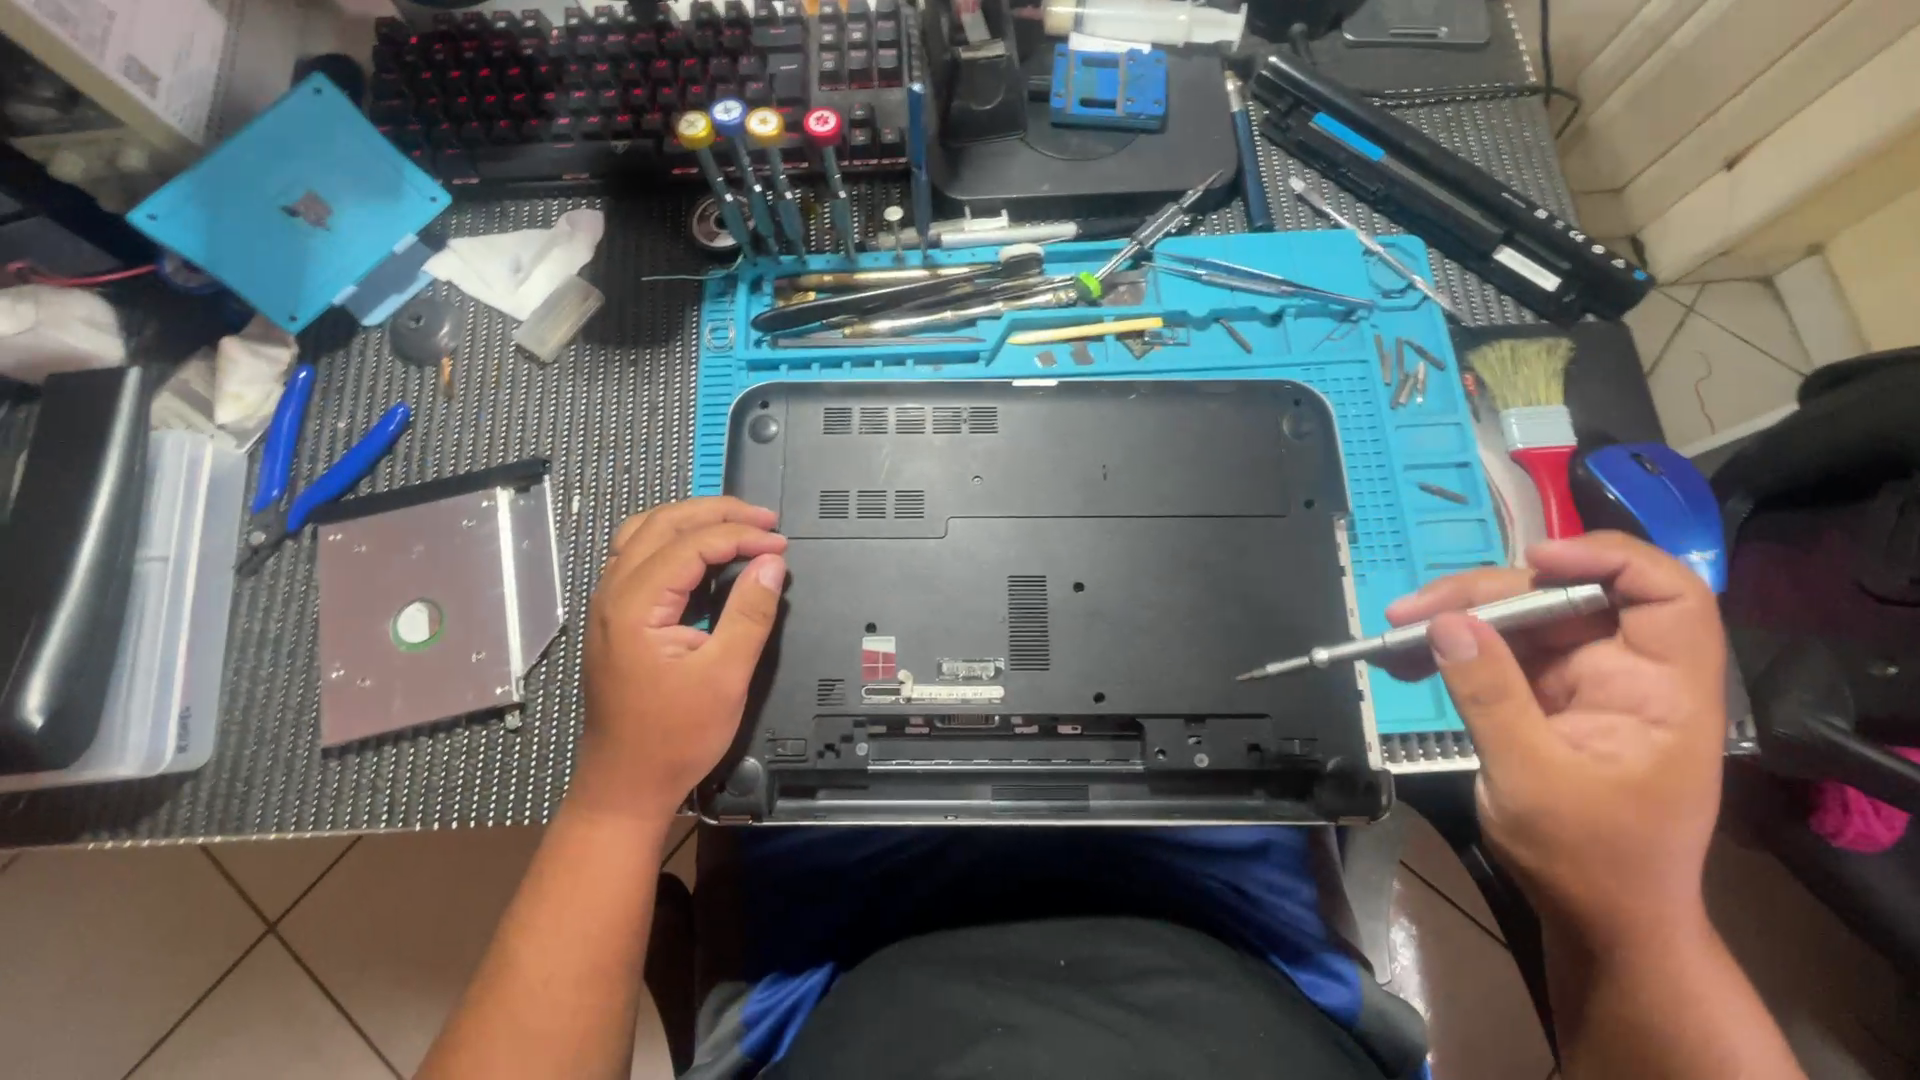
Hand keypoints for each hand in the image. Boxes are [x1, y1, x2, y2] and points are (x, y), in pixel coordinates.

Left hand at [571, 497, 787, 820]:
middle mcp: (612, 594)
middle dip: (716, 513)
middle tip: (764, 519)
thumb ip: (750, 613)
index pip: (691, 544)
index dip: (740, 536)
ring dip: (691, 520)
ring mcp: (608, 604)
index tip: (781, 544)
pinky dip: (673, 541)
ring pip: (643, 534)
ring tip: (736, 523)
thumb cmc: (675, 737)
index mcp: (634, 605)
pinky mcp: (615, 618)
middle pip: (661, 525)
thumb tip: (772, 563)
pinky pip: (637, 556)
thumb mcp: (726, 677)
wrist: (626, 784)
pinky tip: (701, 552)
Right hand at [1383, 532, 1726, 945]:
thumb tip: (1446, 622)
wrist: (1598, 917)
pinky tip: (1406, 660)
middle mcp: (1626, 671)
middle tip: (1412, 611)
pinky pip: (1496, 654)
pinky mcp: (1543, 697)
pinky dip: (1451, 650)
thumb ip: (1490, 695)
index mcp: (1662, 688)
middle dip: (1486, 595)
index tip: (1533, 561)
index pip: (1664, 593)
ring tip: (1395, 634)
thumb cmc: (1589, 859)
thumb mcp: (1531, 778)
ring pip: (1520, 620)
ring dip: (1455, 619)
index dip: (1606, 558)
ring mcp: (1582, 682)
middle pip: (1564, 597)